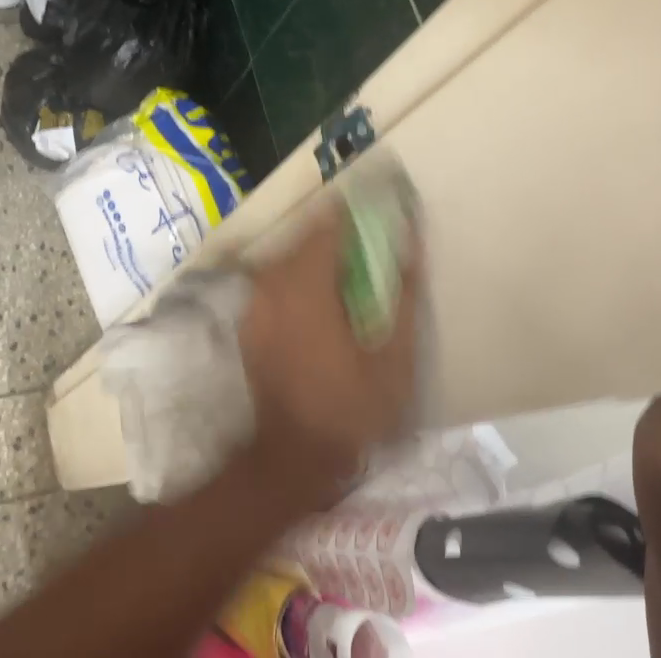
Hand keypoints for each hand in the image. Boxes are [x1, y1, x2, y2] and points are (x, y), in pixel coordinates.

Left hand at [237, 203, 419, 504]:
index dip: (362, 207)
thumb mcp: (393, 357)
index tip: (390, 204)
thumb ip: (401, 292)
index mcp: (304, 283)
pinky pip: (280, 278)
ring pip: (292, 255)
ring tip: (361, 271)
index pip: (331, 221)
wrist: (291, 457)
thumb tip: (410, 241)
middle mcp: (270, 281)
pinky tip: (331, 298)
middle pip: (310, 234)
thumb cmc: (349, 410)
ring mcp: (253, 299)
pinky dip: (305, 275)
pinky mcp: (249, 317)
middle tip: (382, 241)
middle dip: (345, 231)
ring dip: (325, 253)